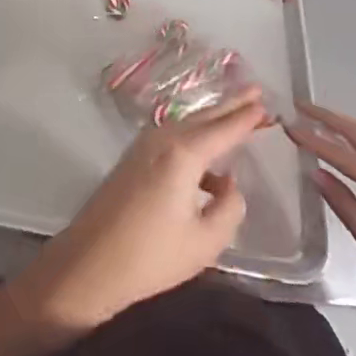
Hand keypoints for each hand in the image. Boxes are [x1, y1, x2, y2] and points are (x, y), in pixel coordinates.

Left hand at [7, 90, 268, 330]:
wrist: (89, 263)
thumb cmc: (150, 256)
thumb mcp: (206, 240)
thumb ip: (229, 207)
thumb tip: (229, 185)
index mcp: (182, 154)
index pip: (223, 128)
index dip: (246, 117)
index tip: (267, 103)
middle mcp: (161, 140)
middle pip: (202, 117)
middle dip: (229, 105)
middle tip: (255, 92)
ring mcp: (142, 147)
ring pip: (185, 125)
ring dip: (210, 118)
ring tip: (237, 115)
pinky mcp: (131, 160)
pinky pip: (171, 137)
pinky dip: (193, 136)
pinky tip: (207, 158)